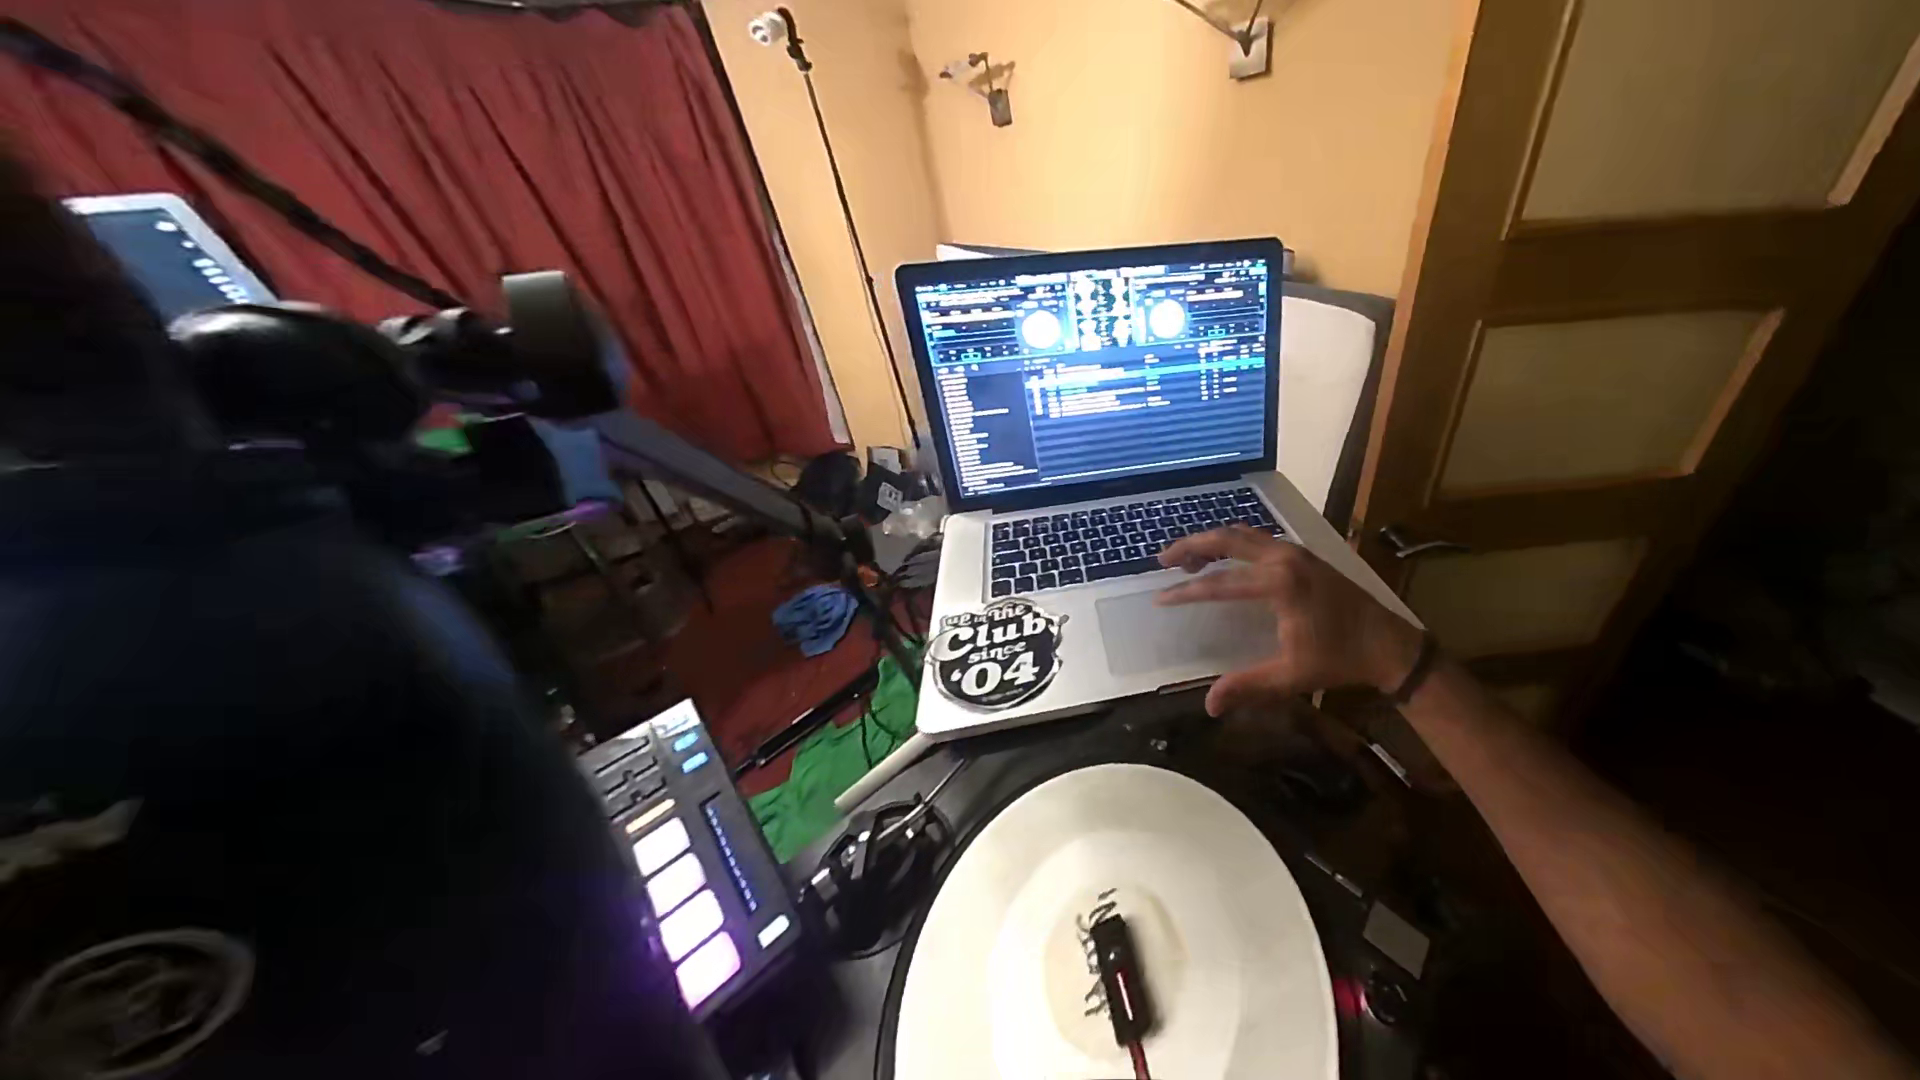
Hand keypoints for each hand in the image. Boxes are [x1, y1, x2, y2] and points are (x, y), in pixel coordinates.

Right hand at [1156, 526, 1423, 715]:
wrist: (1391, 645)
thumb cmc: (1340, 659)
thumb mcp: (1292, 676)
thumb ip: (1248, 685)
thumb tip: (1209, 706)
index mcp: (1279, 584)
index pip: (1218, 583)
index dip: (1184, 592)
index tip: (1160, 598)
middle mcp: (1284, 558)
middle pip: (1225, 540)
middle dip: (1190, 546)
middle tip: (1162, 559)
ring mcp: (1295, 552)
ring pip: (1242, 533)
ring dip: (1210, 541)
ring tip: (1186, 557)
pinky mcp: (1303, 555)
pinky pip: (1257, 537)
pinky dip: (1232, 542)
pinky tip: (1223, 557)